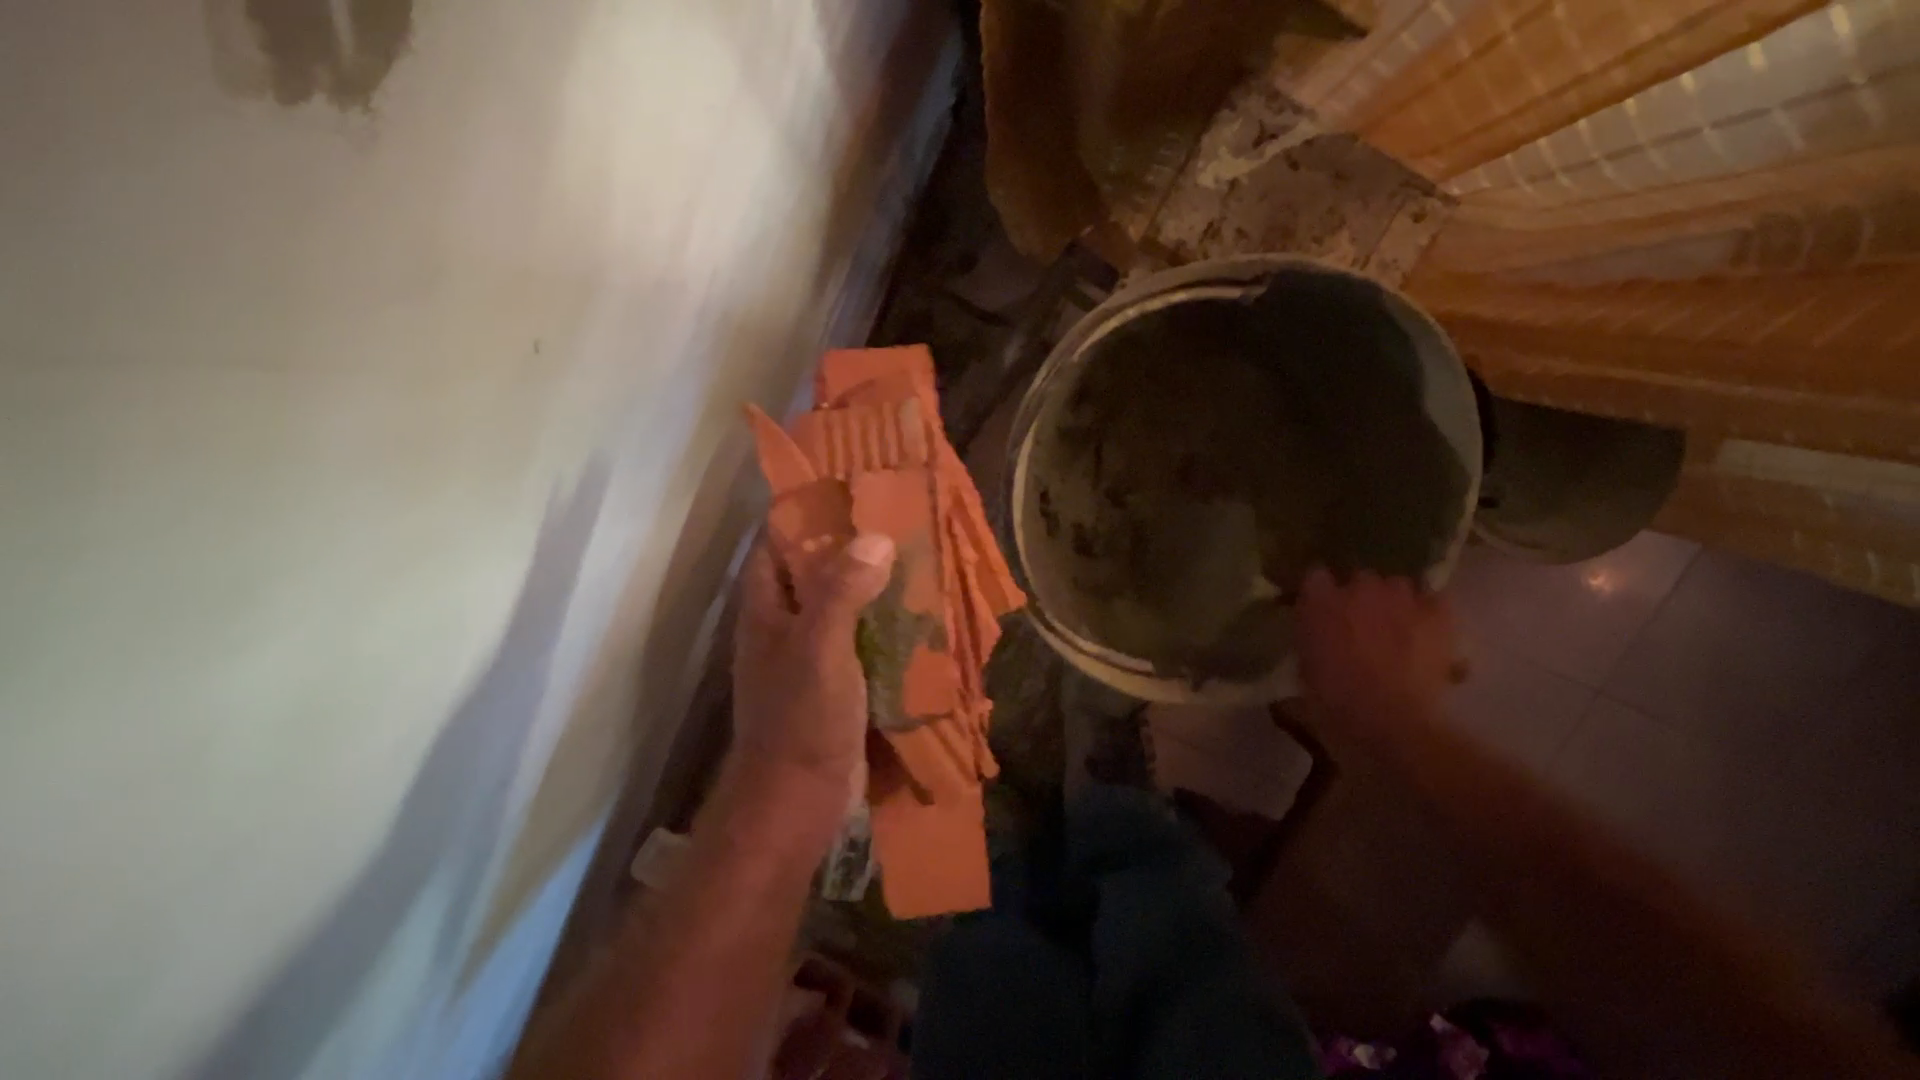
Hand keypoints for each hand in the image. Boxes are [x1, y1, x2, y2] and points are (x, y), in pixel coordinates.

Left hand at [732, 534, 896, 793]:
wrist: (797, 800)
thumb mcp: (820, 648)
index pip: (776, 543)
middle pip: (814, 572)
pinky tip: (921, 619)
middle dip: (851, 548)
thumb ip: (842, 592)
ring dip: (873, 589)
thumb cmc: (800, 719)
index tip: (849, 488)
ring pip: (842, 608)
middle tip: (900, 521)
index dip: (805, 513)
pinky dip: (886, 630)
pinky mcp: (836, 688)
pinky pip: (862, 645)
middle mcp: (783, 627)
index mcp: (766, 609)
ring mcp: (809, 659)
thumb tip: (875, 537)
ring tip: (920, 560)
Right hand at [1296, 566, 1454, 740]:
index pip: (1316, 577)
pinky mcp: (1437, 614)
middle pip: (1361, 578)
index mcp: (1319, 603)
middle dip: (1360, 598)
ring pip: (1398, 586)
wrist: (1389, 722)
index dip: (1321, 595)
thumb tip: (1316, 643)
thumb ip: (1309, 644)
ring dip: (1395, 603)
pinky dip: (1429, 614)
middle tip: (1361, 626)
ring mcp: (1401, 598)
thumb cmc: (1334, 704)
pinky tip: (1427, 633)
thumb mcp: (1304, 674)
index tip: (1322, 611)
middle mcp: (1359, 589)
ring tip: (1398, 629)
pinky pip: (1434, 601)